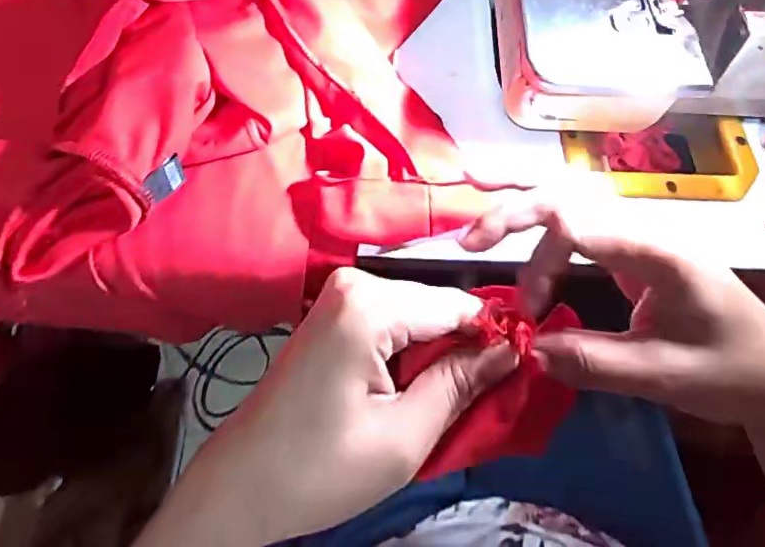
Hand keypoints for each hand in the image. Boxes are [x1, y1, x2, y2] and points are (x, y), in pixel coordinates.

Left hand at [139, 268, 518, 546]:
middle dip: (463, 345)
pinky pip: (394, 316)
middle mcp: (356, 282)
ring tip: (448, 395)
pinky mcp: (337, 307)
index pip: (456, 305)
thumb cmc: (318, 470)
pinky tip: (415, 383)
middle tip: (482, 394)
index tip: (522, 365)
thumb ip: (460, 385)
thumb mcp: (402, 439)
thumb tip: (509, 349)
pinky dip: (412, 348)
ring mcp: (342, 291)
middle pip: (435, 305)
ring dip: (438, 350)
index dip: (493, 335)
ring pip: (418, 311)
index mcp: (369, 305)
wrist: (242, 483)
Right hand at [461, 195, 764, 432]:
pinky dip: (549, 256)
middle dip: (517, 213)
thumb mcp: (665, 377)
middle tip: (471, 240)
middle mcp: (646, 232)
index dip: (537, 232)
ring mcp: (640, 239)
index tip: (496, 256)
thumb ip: (595, 362)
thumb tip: (530, 350)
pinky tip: (538, 287)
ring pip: (571, 217)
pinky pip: (582, 238)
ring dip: (533, 245)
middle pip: (571, 200)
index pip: (587, 220)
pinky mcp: (634, 254)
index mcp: (662, 251)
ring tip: (519, 297)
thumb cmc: (736, 372)